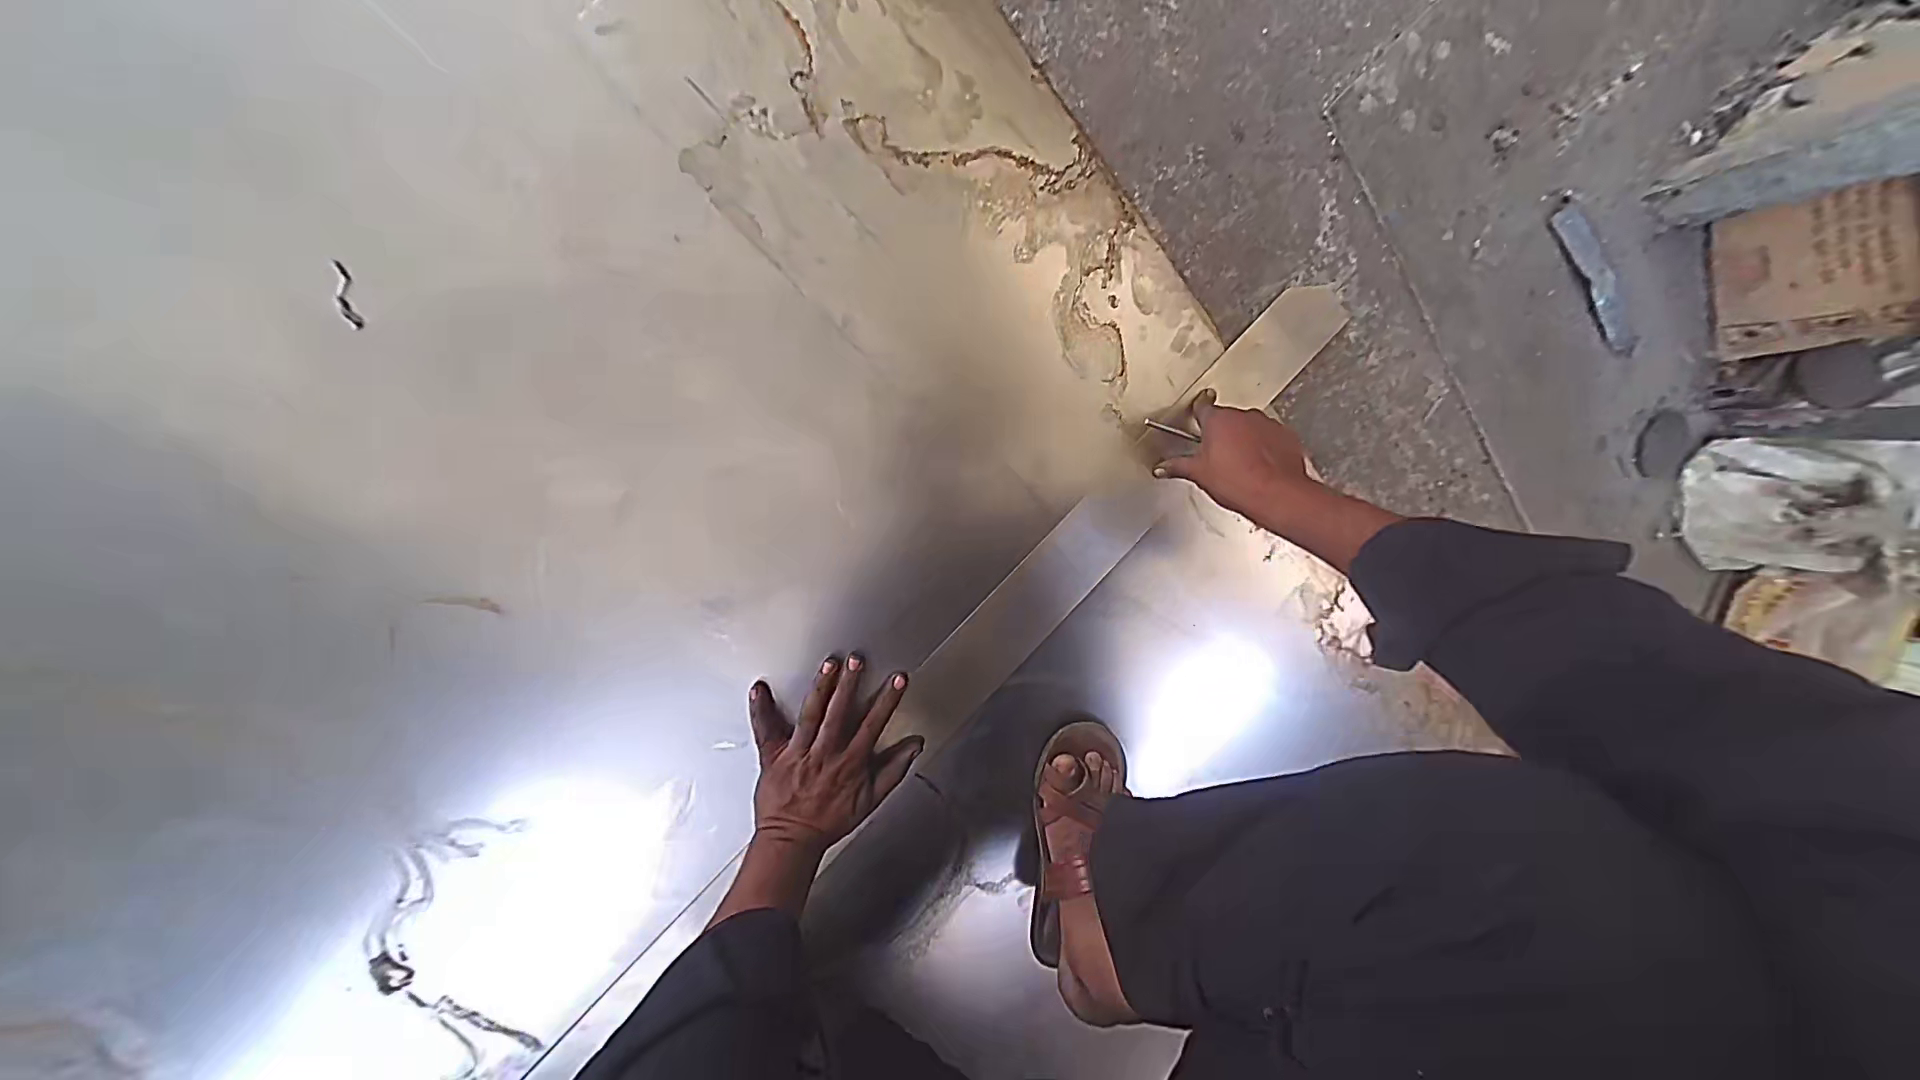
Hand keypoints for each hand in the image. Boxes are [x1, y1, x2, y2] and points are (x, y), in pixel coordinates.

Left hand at [747, 654, 922, 852]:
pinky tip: (759, 690)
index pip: (872, 725)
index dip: (887, 701)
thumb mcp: (870, 800)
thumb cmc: (829, 820)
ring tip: (829, 665)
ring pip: (811, 715)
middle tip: (857, 660)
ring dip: (821, 688)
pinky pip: (766, 730)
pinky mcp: (773, 757)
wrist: (791, 841)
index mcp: (850, 764)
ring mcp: (798, 754)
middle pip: (839, 713)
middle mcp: (825, 755)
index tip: (896, 681)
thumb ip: (894, 770)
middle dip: (850, 684)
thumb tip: (914, 746)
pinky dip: (760, 709)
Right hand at [1153, 389, 1318, 528]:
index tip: (1195, 412)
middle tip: (1214, 454)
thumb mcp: (1198, 474)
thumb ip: (1177, 466)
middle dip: (1220, 433)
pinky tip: (1256, 466)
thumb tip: (1163, 467)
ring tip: (1236, 464)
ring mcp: (1267, 424)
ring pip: (1249, 426)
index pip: (1202, 407)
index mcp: (1218, 420)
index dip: (1197, 411)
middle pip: (1226, 418)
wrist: (1276, 494)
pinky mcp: (1285, 436)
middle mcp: (1243, 416)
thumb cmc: (1239, 481)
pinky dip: (1263, 446)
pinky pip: (1269, 437)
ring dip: (1242, 439)